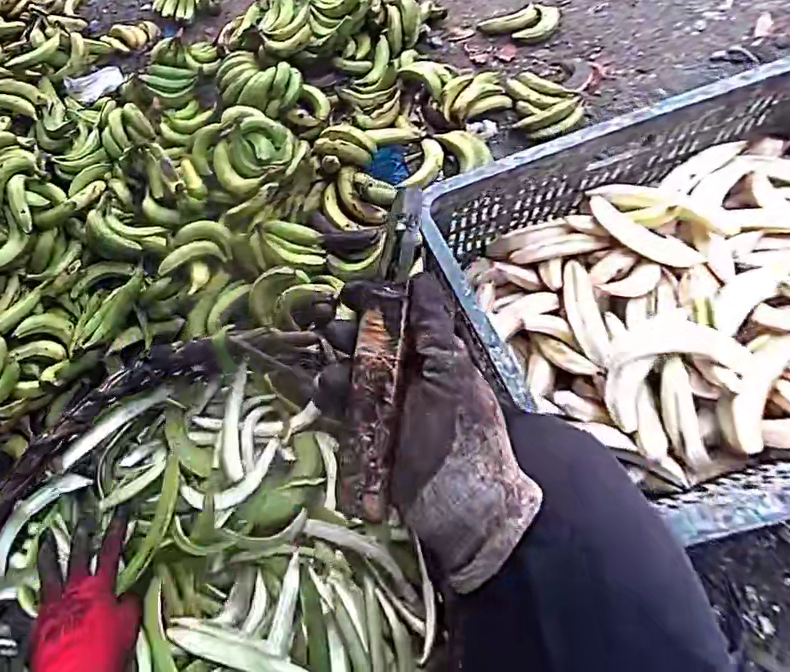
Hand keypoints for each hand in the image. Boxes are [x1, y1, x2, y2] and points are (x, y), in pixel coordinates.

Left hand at [29, 517, 139, 671]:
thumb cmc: (102, 659)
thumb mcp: (127, 629)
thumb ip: (129, 606)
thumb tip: (133, 594)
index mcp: (99, 589)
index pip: (110, 549)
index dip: (117, 528)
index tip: (121, 512)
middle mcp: (74, 590)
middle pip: (78, 553)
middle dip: (82, 532)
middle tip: (84, 518)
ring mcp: (54, 604)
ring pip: (50, 569)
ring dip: (49, 551)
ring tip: (48, 538)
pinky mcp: (38, 622)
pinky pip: (33, 598)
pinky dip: (33, 589)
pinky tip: (30, 585)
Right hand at [310, 273, 541, 592]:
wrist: (464, 510)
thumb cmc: (465, 434)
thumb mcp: (454, 375)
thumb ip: (434, 329)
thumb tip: (420, 278)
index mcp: (428, 353)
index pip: (395, 314)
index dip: (371, 299)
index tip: (350, 294)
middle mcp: (402, 370)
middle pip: (364, 338)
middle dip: (345, 331)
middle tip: (334, 331)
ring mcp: (382, 399)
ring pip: (346, 369)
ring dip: (334, 365)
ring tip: (332, 376)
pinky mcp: (364, 427)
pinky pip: (338, 403)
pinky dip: (327, 395)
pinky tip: (324, 395)